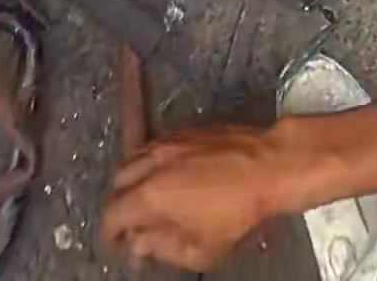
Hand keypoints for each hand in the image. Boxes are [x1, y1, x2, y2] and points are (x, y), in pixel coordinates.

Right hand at [102, 122, 294, 270]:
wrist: (266, 164)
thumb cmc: (236, 211)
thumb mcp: (199, 248)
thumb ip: (161, 247)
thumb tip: (138, 245)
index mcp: (152, 194)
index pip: (113, 213)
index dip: (110, 234)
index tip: (118, 245)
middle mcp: (154, 161)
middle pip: (118, 181)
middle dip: (118, 205)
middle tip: (131, 225)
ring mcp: (169, 140)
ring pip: (134, 158)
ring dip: (133, 180)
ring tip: (147, 201)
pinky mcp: (184, 129)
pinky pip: (154, 145)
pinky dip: (149, 162)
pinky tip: (166, 177)